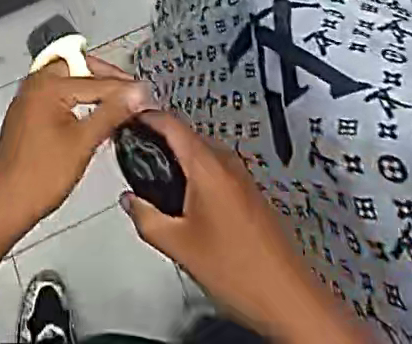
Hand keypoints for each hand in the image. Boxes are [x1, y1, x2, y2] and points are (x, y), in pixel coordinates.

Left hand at [0, 55, 149, 230]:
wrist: (4, 205)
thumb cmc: (44, 174)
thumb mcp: (83, 142)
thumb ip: (112, 112)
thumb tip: (138, 92)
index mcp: (48, 85)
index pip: (95, 80)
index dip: (123, 89)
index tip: (145, 94)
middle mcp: (35, 83)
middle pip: (77, 66)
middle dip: (104, 76)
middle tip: (128, 90)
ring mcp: (28, 98)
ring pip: (66, 78)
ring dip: (90, 85)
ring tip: (115, 100)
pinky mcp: (26, 114)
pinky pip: (56, 93)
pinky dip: (75, 97)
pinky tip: (91, 113)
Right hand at [119, 111, 368, 342]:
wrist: (284, 295)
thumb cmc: (239, 270)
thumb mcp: (178, 245)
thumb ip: (146, 217)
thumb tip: (130, 201)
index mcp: (207, 166)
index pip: (171, 124)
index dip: (146, 116)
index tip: (127, 116)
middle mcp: (226, 162)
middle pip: (185, 134)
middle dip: (158, 138)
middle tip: (133, 148)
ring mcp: (240, 174)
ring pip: (200, 151)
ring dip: (176, 155)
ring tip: (152, 171)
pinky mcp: (247, 190)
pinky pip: (213, 166)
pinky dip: (193, 170)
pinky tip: (182, 195)